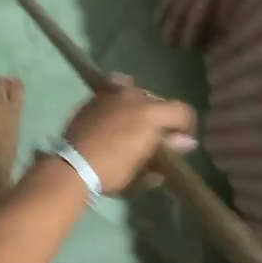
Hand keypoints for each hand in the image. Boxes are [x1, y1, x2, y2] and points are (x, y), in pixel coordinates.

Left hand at [60, 74, 196, 193]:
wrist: (72, 166)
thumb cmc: (113, 171)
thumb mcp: (145, 167)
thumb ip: (168, 149)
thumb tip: (186, 141)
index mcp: (152, 113)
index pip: (183, 111)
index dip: (188, 126)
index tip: (184, 141)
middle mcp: (135, 96)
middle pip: (159, 102)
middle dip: (162, 118)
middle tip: (157, 137)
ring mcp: (113, 93)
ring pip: (137, 94)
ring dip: (141, 108)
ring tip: (135, 126)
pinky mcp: (95, 97)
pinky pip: (114, 91)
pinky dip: (120, 102)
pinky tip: (116, 116)